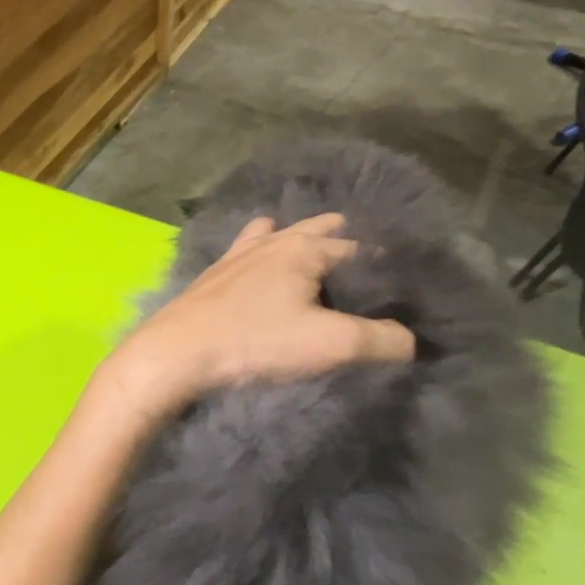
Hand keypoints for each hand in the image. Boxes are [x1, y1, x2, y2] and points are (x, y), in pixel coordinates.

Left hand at [99, 213, 415, 419]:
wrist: (174, 354)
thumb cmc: (254, 342)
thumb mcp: (329, 344)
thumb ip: (379, 340)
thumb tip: (410, 340)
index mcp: (303, 249)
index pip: (354, 248)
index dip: (377, 264)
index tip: (392, 283)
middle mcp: (268, 243)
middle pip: (311, 230)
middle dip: (335, 236)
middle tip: (353, 250)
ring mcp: (232, 259)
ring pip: (269, 235)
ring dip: (289, 238)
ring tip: (300, 246)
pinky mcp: (207, 281)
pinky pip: (239, 256)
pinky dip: (254, 255)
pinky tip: (247, 269)